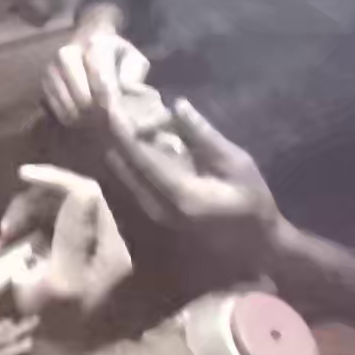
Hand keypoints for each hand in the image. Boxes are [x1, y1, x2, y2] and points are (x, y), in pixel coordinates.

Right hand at [0, 166, 133, 337]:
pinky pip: (46, 220)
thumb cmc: (52, 321)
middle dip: (33, 201)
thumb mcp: (60, 278)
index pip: (88, 192)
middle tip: (6, 225)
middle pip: (69, 196)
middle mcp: (105, 240)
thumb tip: (83, 188)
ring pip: (54, 206)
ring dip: (25, 212)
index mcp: (111, 246)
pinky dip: (25, 223)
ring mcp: (87, 244)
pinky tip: (8, 238)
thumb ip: (72, 232)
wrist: (50, 353)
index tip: (22, 175)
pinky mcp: (69, 248)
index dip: (56, 178)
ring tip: (4, 235)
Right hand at [44, 8, 148, 125]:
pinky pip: (59, 112)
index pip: (102, 82)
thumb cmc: (114, 52)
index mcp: (94, 44)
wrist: (88, 36)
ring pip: (70, 109)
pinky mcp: (43, 83)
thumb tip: (121, 101)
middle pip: (84, 99)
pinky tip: (85, 117)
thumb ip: (132, 78)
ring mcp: (51, 69)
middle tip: (111, 121)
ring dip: (86, 120)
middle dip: (99, 115)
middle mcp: (66, 54)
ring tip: (99, 120)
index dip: (112, 105)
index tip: (121, 119)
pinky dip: (74, 120)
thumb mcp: (133, 59)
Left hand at [106, 96, 288, 266]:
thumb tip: (177, 105)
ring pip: (108, 181)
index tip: (108, 102)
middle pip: (114, 167)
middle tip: (101, 107)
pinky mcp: (137, 231)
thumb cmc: (251, 205)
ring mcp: (142, 226)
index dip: (118, 128)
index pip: (136, 155)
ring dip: (104, 151)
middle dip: (105, 136)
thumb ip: (203, 136)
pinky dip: (110, 170)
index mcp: (179, 195)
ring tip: (102, 124)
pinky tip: (112, 152)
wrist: (253, 252)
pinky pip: (113, 194)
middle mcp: (153, 211)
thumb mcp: (237, 165)